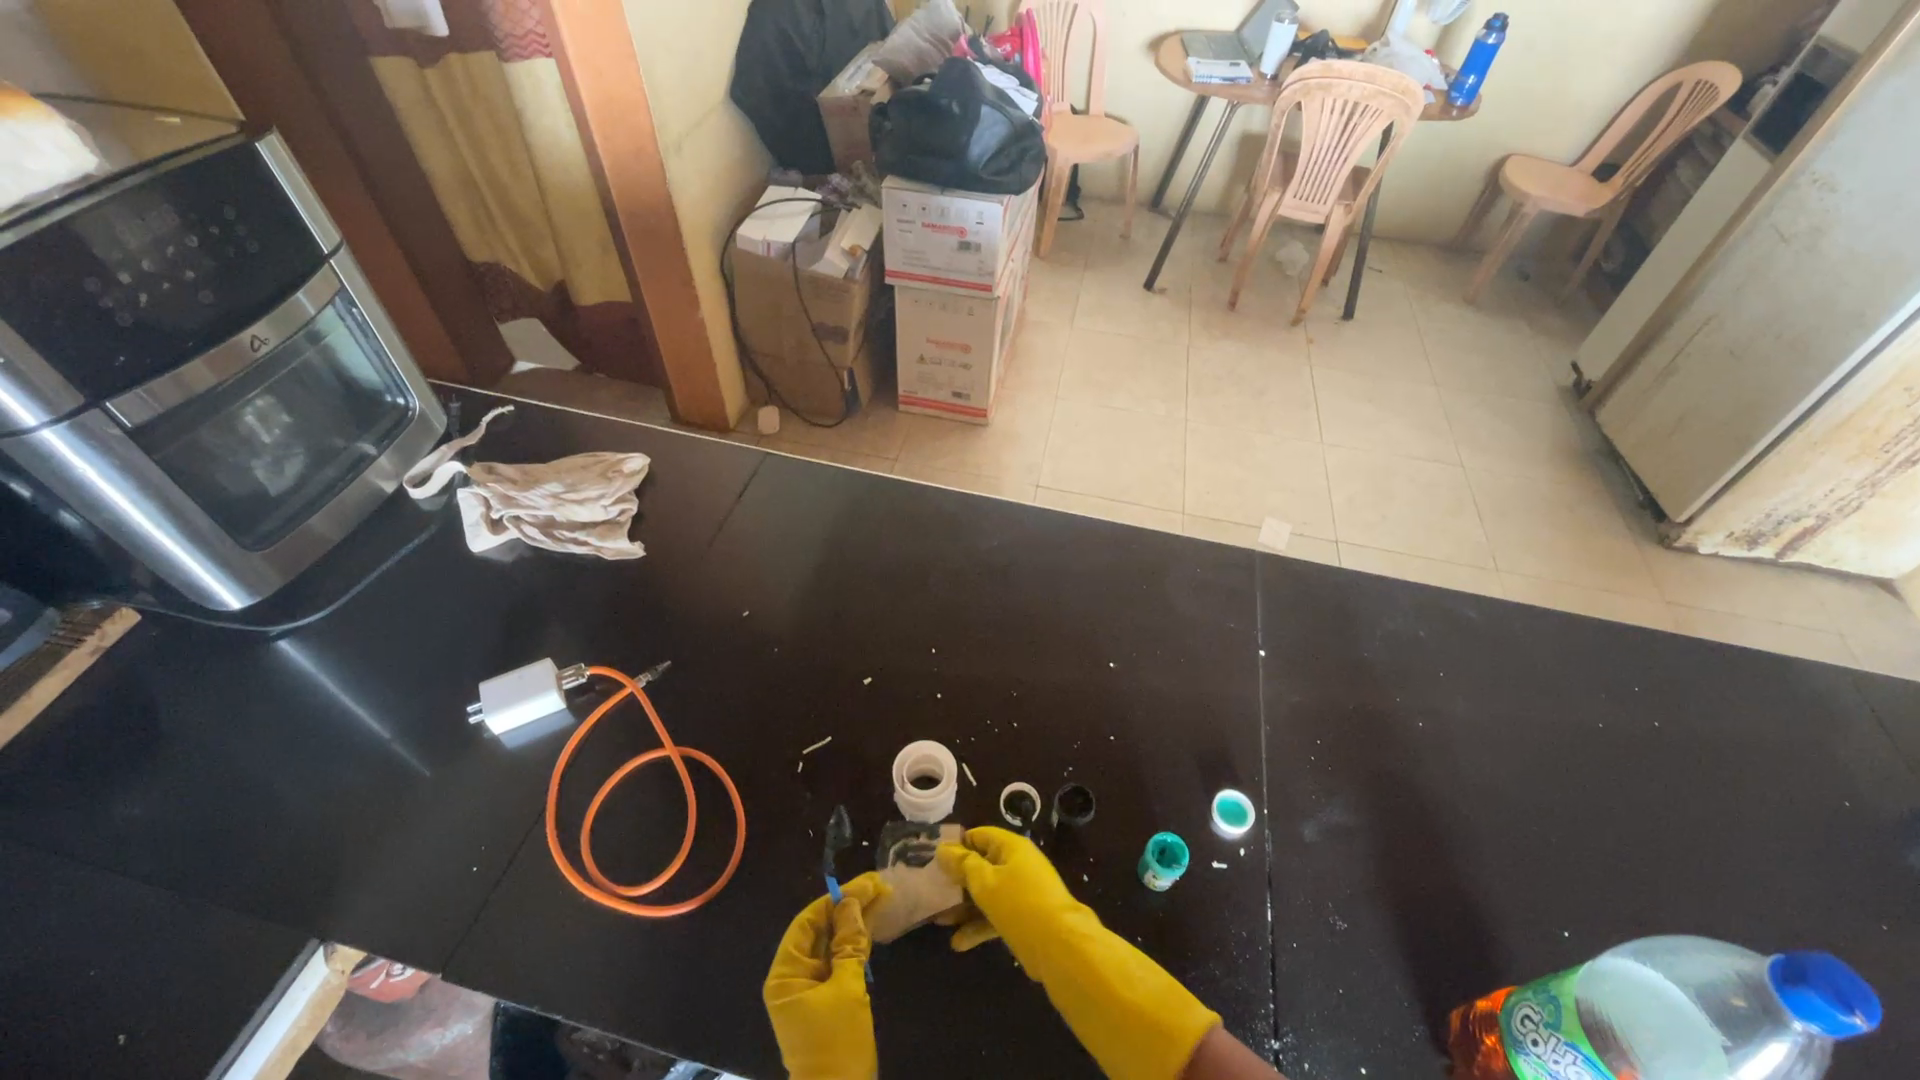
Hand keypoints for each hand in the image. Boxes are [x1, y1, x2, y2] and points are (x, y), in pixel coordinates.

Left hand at [763, 872, 889, 1079]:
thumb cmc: (837, 1043)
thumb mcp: (847, 989)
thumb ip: (849, 944)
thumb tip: (852, 902)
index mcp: (786, 974)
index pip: (807, 923)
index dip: (835, 900)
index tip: (865, 884)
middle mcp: (793, 978)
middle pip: (820, 932)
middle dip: (848, 908)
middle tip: (879, 886)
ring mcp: (809, 991)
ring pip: (831, 946)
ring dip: (854, 923)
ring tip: (881, 898)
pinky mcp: (826, 1002)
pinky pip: (838, 963)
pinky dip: (855, 945)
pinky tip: (873, 927)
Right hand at [934, 825, 1083, 956]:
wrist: (1059, 945)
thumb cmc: (1018, 903)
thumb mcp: (984, 881)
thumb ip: (962, 864)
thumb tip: (943, 848)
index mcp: (1011, 847)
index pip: (978, 836)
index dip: (955, 845)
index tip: (932, 859)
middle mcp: (1017, 865)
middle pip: (981, 866)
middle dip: (956, 880)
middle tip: (930, 891)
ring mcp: (1021, 892)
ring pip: (986, 893)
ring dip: (963, 907)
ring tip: (939, 921)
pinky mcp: (1023, 918)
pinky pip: (995, 915)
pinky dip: (978, 926)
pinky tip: (958, 944)